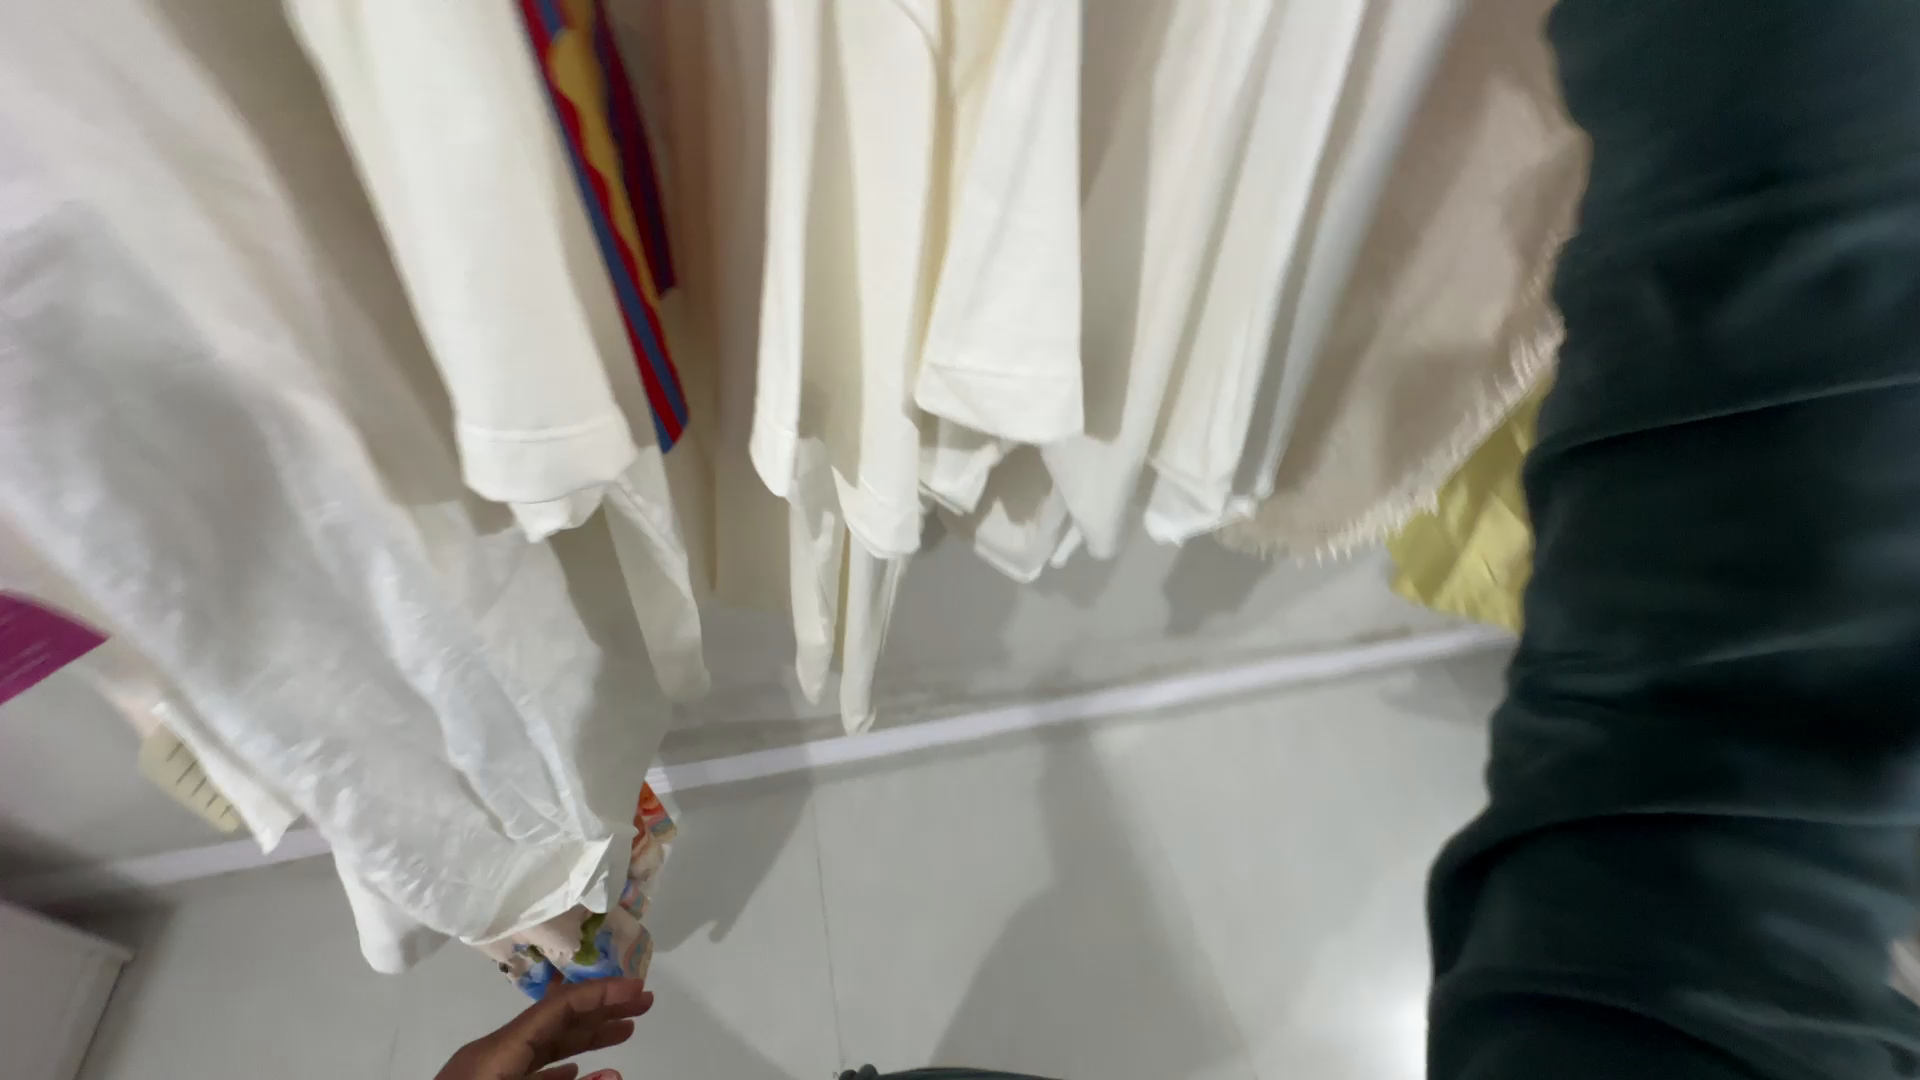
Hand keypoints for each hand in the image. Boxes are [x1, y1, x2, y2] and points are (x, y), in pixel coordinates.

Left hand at [433, 977, 654, 1079]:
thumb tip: (615, 1073)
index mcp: (495, 1054)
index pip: (558, 1006)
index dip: (601, 993)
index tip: (639, 989)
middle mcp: (488, 1058)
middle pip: (554, 1021)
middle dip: (601, 1012)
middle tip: (646, 1004)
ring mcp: (481, 1079)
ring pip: (542, 1047)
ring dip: (585, 1039)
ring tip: (625, 1033)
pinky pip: (527, 1073)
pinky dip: (559, 1069)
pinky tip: (580, 1075)